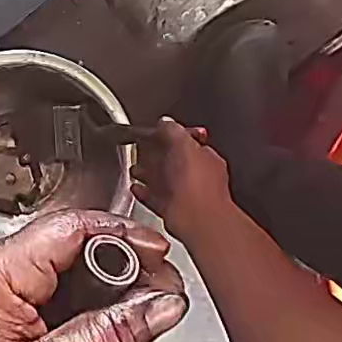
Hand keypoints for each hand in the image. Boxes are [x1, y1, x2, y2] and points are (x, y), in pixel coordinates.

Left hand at [0, 210, 187, 341]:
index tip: (164, 262)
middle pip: (72, 251)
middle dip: (120, 279)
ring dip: (101, 309)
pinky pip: (46, 306)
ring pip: (64, 281)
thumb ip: (113, 336)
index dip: (127, 238)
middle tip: (157, 309)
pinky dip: (77, 325)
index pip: (76, 226)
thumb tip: (162, 304)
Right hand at [132, 118, 238, 240]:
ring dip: (149, 174)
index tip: (156, 134)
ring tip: (135, 170)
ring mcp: (187, 195)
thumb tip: (165, 121)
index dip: (171, 137)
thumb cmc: (199, 185)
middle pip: (174, 162)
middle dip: (157, 157)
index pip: (187, 142)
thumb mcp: (184, 145)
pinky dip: (145, 193)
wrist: (200, 220)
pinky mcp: (174, 211)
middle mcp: (199, 176)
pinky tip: (137, 189)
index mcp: (206, 158)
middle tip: (142, 152)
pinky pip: (156, 198)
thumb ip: (173, 131)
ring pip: (164, 181)